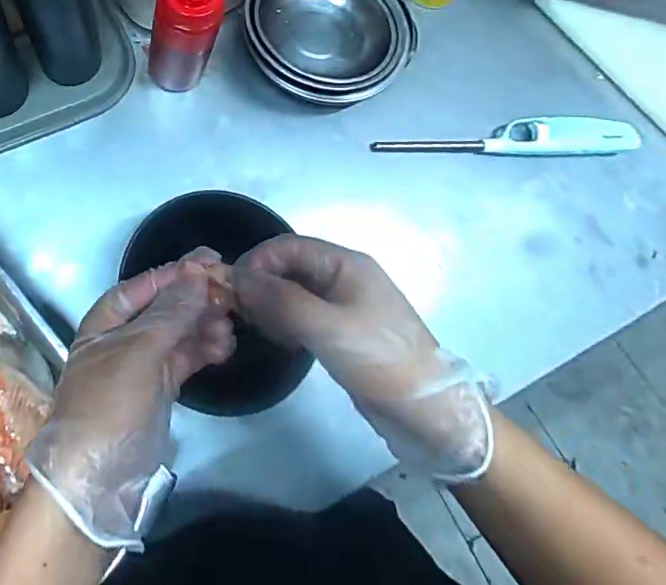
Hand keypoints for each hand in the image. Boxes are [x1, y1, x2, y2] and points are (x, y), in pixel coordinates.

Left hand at [26, 249, 236, 546]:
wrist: (96, 479)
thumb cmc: (108, 404)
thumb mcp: (137, 352)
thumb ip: (169, 314)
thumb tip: (195, 276)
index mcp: (104, 321)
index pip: (143, 286)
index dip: (174, 272)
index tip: (209, 260)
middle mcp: (121, 338)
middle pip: (162, 308)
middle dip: (194, 299)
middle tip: (230, 292)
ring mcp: (140, 366)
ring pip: (176, 334)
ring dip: (203, 325)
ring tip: (232, 324)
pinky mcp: (157, 391)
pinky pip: (183, 360)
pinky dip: (202, 351)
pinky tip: (224, 346)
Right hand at [232, 235, 494, 480]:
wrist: (435, 418)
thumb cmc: (383, 362)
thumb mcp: (327, 328)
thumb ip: (279, 300)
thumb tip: (234, 278)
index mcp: (345, 263)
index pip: (286, 246)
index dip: (256, 261)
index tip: (230, 288)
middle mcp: (344, 277)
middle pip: (288, 267)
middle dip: (260, 284)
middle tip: (239, 312)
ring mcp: (346, 305)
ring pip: (293, 292)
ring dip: (270, 305)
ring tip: (257, 328)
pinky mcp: (345, 332)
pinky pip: (304, 315)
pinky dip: (285, 322)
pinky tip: (280, 341)